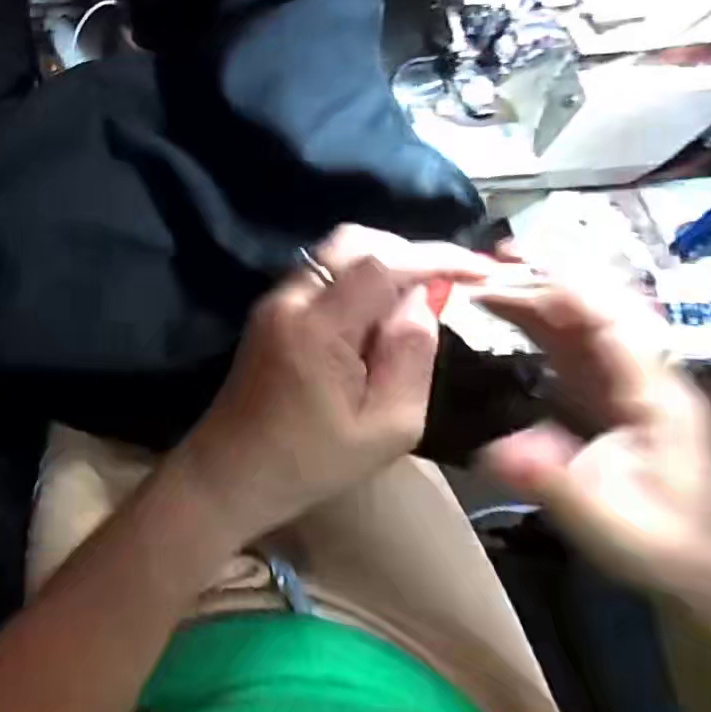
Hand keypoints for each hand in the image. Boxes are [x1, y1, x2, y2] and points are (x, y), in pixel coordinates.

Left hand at [172, 225, 498, 541]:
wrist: (232, 469)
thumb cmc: (312, 461)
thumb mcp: (387, 425)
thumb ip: (411, 353)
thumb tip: (422, 298)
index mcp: (317, 326)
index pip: (380, 263)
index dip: (434, 257)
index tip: (478, 269)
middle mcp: (289, 298)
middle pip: (351, 242)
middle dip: (406, 252)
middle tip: (445, 285)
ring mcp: (273, 301)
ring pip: (333, 254)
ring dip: (380, 263)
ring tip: (417, 299)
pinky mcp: (269, 311)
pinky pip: (319, 275)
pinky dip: (354, 278)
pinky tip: (377, 313)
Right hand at [474, 277, 710, 608]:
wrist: (710, 573)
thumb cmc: (668, 547)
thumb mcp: (609, 525)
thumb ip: (555, 483)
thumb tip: (496, 449)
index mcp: (656, 394)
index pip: (612, 322)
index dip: (565, 289)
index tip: (512, 268)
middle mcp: (643, 373)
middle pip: (597, 306)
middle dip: (545, 276)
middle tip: (486, 260)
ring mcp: (624, 378)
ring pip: (581, 316)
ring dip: (536, 290)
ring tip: (483, 274)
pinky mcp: (604, 389)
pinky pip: (569, 337)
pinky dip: (535, 315)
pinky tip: (502, 306)